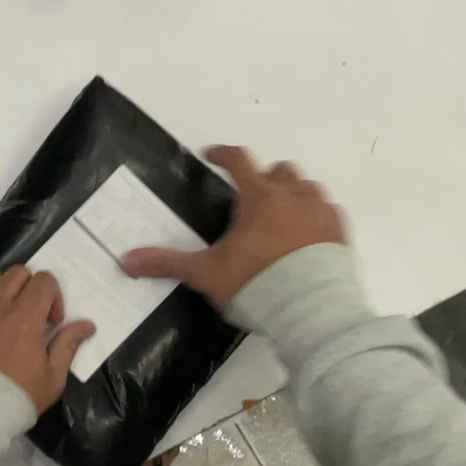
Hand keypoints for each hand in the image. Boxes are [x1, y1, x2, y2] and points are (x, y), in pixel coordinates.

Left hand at [0, 266, 95, 412]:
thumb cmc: (15, 396)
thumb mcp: (52, 377)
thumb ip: (68, 345)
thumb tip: (88, 324)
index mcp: (25, 317)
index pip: (45, 280)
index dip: (54, 297)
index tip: (51, 322)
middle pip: (18, 272)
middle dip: (30, 289)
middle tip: (29, 315)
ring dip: (2, 287)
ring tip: (2, 311)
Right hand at [122, 146, 345, 307]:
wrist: (310, 310)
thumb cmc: (254, 283)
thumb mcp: (205, 273)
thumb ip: (167, 263)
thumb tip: (125, 260)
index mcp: (258, 199)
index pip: (239, 161)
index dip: (223, 154)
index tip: (212, 155)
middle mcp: (293, 197)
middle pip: (280, 171)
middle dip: (264, 178)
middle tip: (251, 197)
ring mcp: (321, 213)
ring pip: (308, 187)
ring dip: (293, 193)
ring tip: (281, 214)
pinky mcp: (341, 233)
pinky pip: (329, 212)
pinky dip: (315, 215)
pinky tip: (306, 234)